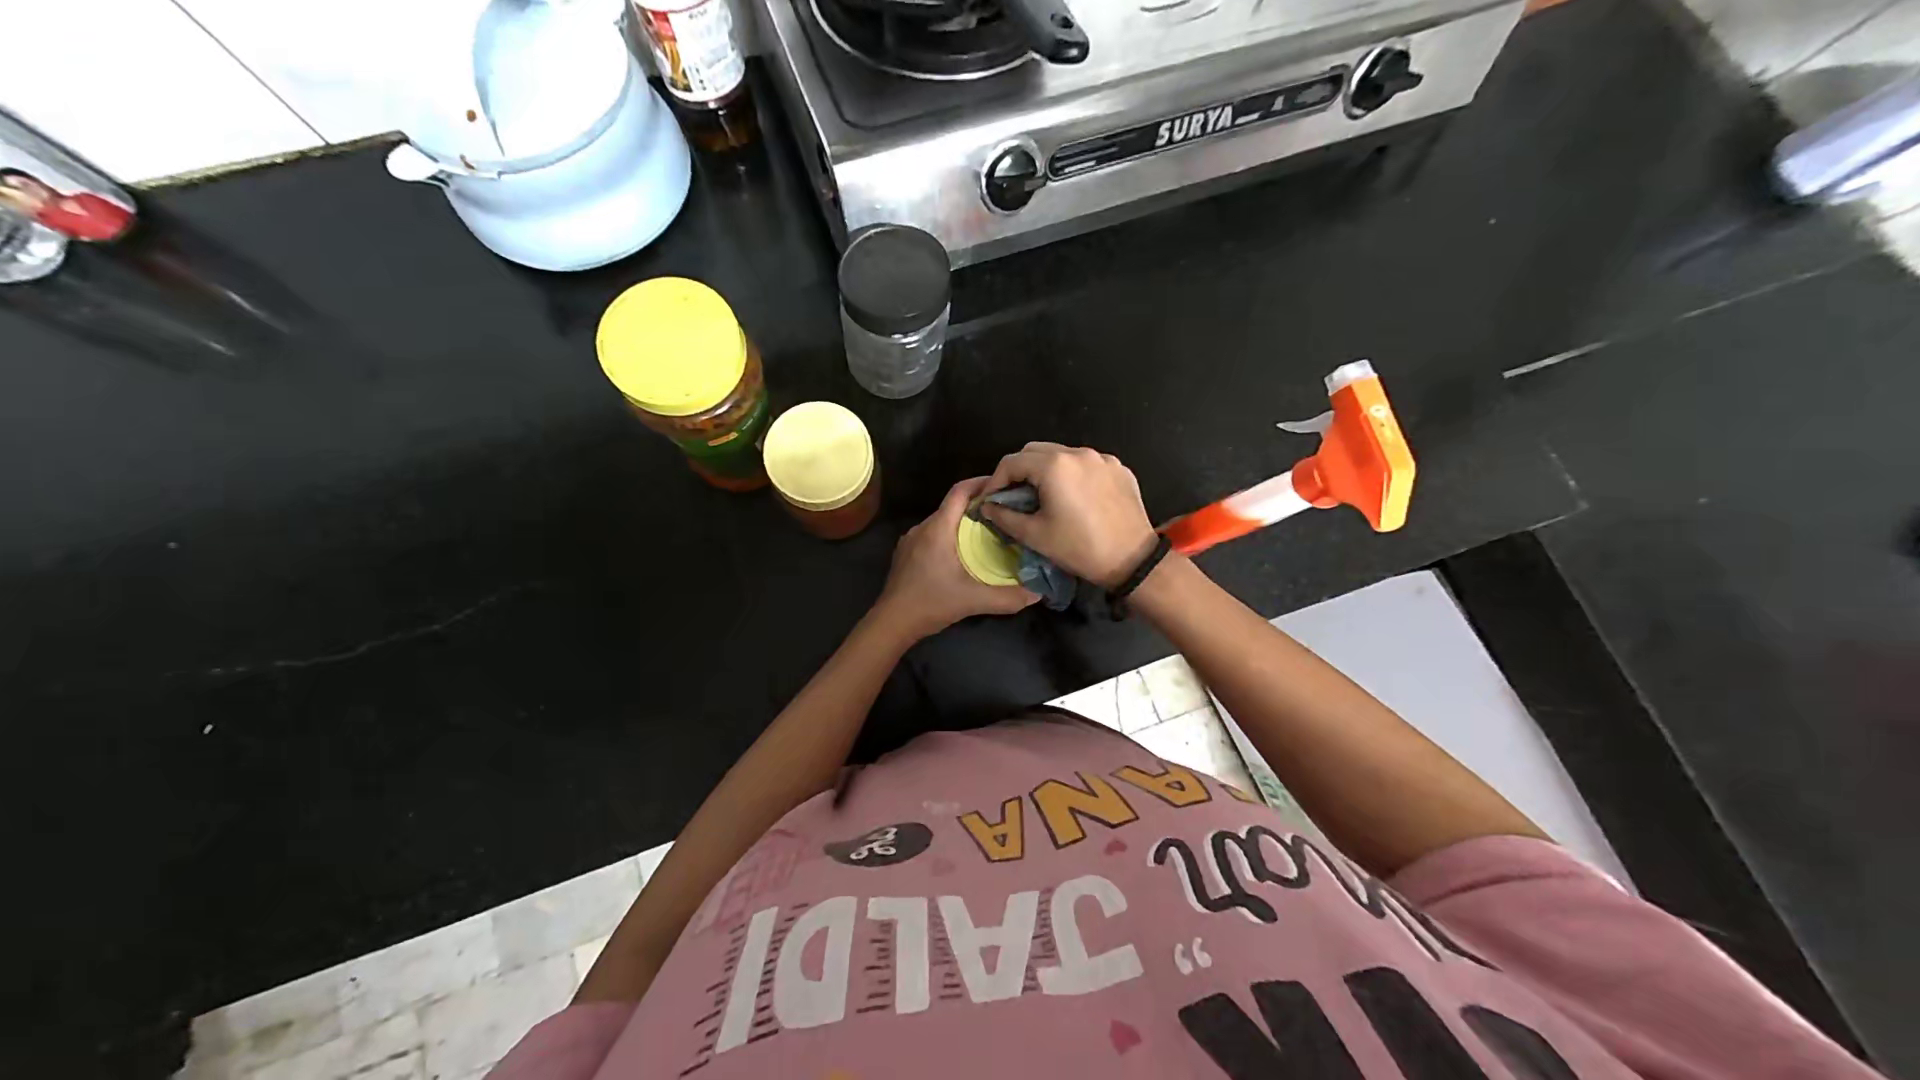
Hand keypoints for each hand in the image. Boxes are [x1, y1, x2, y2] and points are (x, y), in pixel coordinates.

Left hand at [875, 477, 1037, 640]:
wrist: (891, 622)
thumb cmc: (930, 603)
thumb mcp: (973, 600)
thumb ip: (1007, 597)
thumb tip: (1037, 594)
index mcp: (938, 529)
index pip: (960, 491)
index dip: (981, 483)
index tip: (1003, 485)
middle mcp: (922, 528)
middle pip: (952, 506)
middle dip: (978, 505)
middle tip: (1005, 513)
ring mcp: (911, 541)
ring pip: (942, 521)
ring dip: (963, 522)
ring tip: (989, 532)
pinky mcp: (906, 554)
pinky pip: (932, 535)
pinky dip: (950, 536)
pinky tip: (964, 553)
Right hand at [980, 443, 1158, 587]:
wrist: (1132, 560)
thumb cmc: (1079, 548)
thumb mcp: (1035, 535)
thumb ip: (1005, 516)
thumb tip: (987, 506)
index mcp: (1054, 466)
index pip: (1012, 462)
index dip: (996, 480)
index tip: (991, 500)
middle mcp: (1078, 453)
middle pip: (1036, 451)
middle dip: (1019, 471)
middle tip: (1014, 496)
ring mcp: (1101, 458)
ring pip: (1062, 454)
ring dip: (1046, 470)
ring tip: (1044, 496)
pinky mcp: (1118, 468)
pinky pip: (1086, 464)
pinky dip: (1073, 474)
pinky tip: (1074, 498)